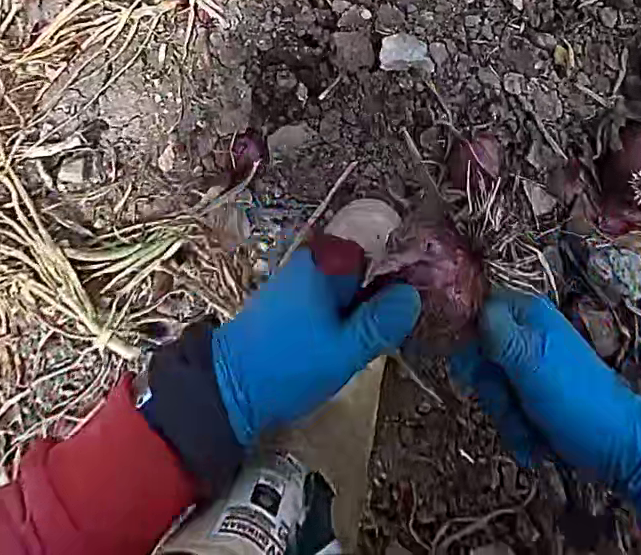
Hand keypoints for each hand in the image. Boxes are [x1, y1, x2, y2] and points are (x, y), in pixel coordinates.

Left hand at [212, 236, 420, 445]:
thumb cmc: (287, 366)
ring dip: (363, 307)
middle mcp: (314, 260)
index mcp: (327, 261)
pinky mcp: (294, 299)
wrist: (226, 391)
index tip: (413, 296)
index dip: (400, 272)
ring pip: (351, 285)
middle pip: (368, 265)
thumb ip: (381, 321)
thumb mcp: (343, 350)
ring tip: (369, 338)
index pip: (381, 249)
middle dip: (382, 292)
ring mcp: (302, 278)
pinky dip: (344, 314)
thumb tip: (414, 296)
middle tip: (391, 326)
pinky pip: (333, 297)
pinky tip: (347, 341)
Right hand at [451, 291, 640, 521]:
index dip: (470, 340)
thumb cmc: (574, 397)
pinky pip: (509, 410)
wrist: (616, 447)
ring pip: (493, 389)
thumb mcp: (529, 359)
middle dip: (493, 390)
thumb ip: (496, 331)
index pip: (480, 311)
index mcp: (529, 313)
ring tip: (531, 428)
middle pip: (482, 356)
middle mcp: (529, 335)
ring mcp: (533, 368)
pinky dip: (519, 430)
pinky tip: (537, 440)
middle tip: (512, 402)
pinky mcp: (536, 397)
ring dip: (507, 416)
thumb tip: (469, 307)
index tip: (472, 367)